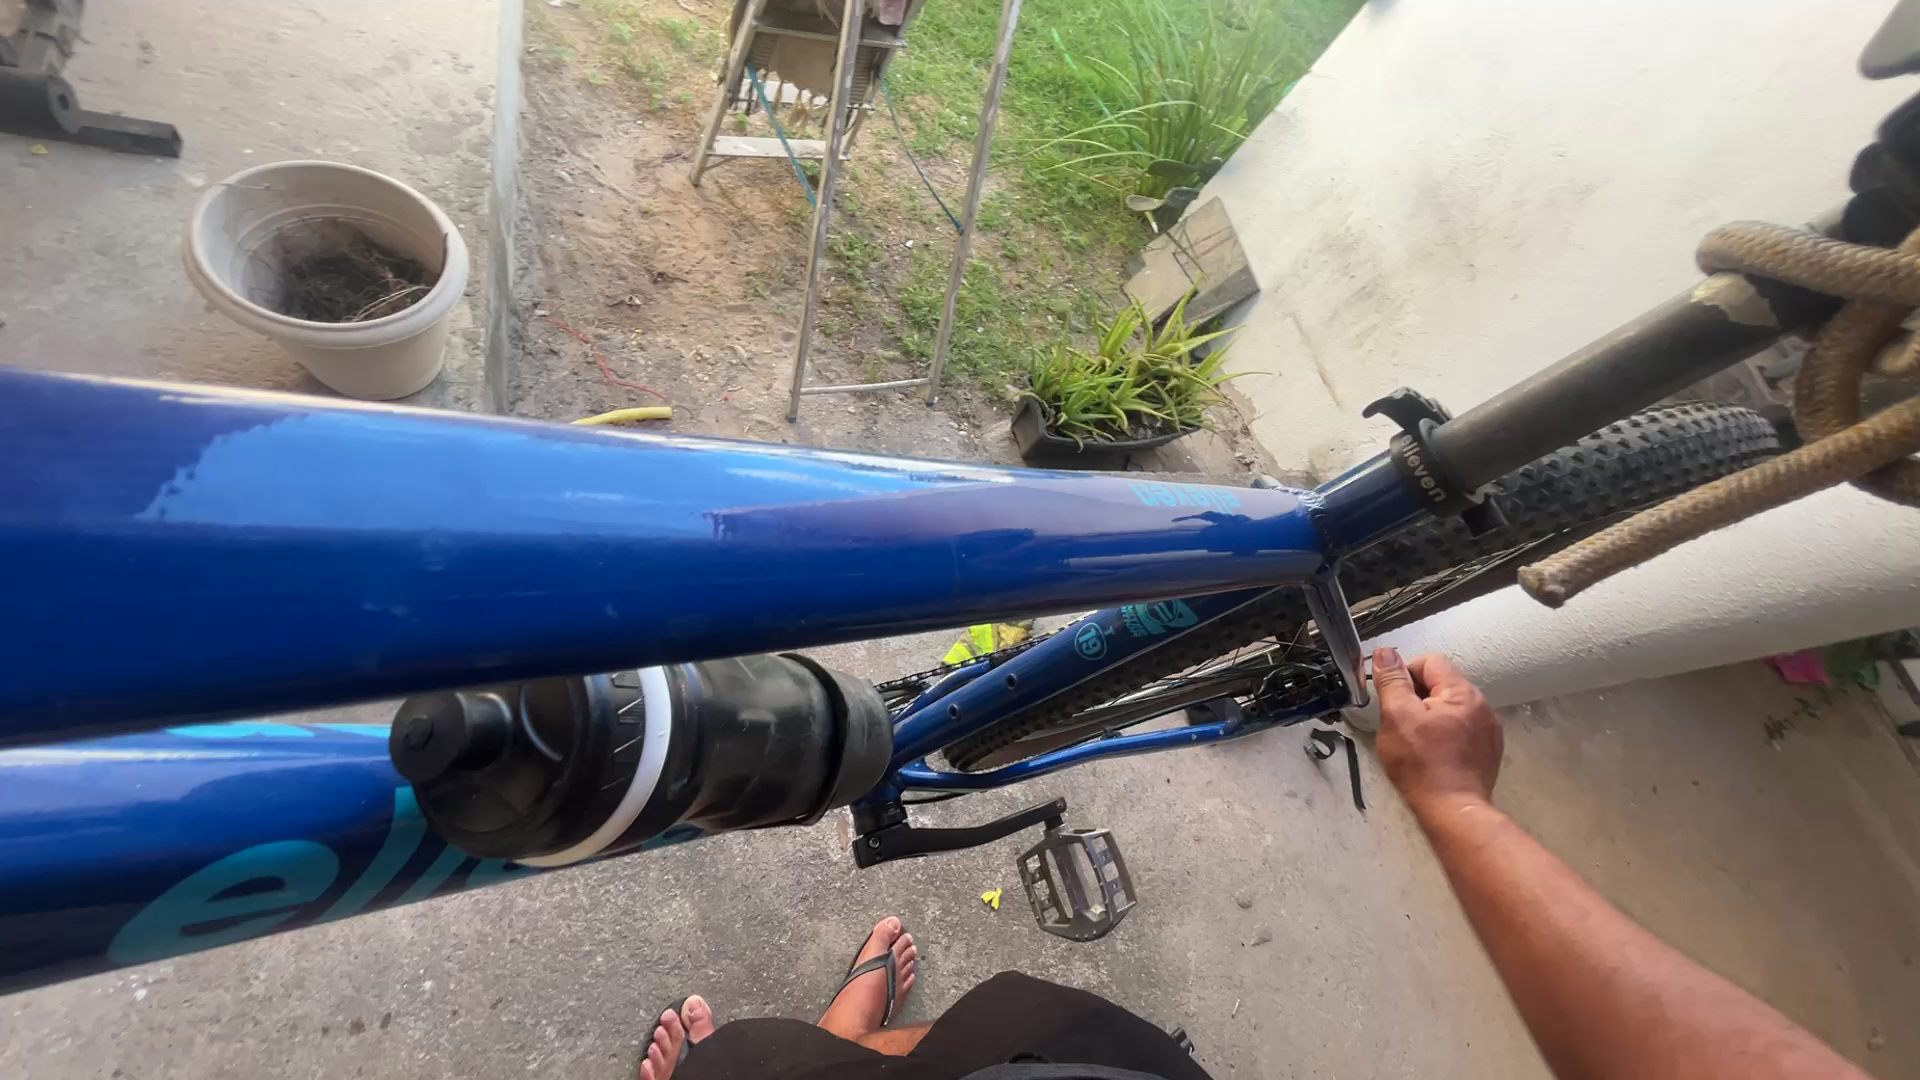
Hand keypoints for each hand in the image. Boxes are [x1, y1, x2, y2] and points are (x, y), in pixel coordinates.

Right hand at [1371, 648, 1502, 813]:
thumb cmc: (1421, 762)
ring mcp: (1489, 730)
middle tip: (1400, 720)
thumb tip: (1385, 652)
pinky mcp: (1488, 750)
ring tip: (1415, 737)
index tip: (1393, 697)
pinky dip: (1444, 730)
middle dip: (1416, 694)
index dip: (1405, 673)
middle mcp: (1483, 707)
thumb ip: (1392, 680)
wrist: (1452, 809)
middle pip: (1441, 682)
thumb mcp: (1396, 715)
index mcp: (1463, 694)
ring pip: (1450, 705)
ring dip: (1430, 713)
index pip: (1430, 661)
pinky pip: (1461, 726)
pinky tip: (1433, 750)